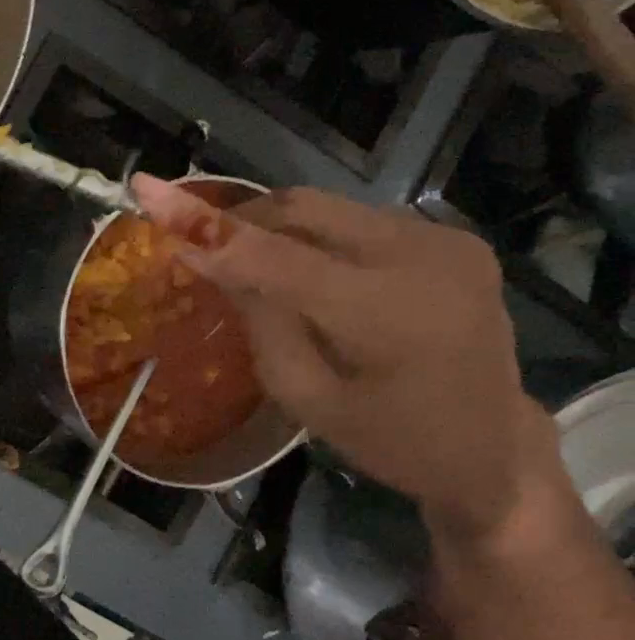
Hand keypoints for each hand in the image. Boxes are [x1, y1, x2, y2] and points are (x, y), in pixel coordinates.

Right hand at [130, 176, 555, 534]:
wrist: (494, 449)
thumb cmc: (389, 438)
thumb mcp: (302, 392)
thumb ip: (255, 315)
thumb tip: (201, 254)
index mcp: (388, 315)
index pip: (274, 254)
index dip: (204, 224)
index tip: (145, 191)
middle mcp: (424, 260)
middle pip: (297, 210)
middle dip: (238, 222)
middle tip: (197, 249)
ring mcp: (444, 242)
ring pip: (320, 208)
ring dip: (271, 228)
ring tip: (249, 265)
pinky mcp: (448, 237)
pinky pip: (349, 218)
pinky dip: (306, 235)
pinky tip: (300, 269)